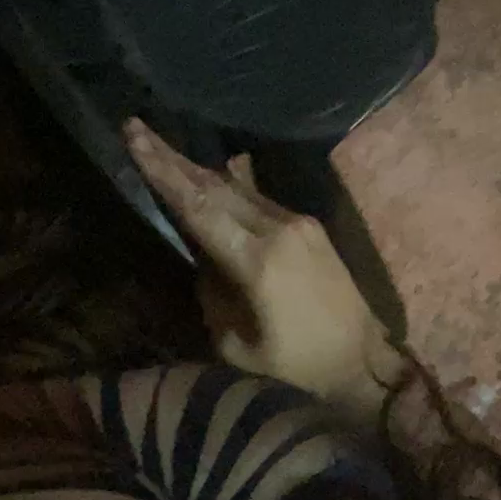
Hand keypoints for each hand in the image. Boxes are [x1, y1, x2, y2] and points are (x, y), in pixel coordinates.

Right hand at [125, 120, 389, 405]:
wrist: (365, 368)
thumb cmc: (299, 370)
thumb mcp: (237, 348)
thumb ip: (212, 295)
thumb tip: (202, 261)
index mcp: (259, 261)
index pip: (199, 206)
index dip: (162, 172)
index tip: (135, 138)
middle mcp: (281, 229)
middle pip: (216, 186)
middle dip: (173, 158)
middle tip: (138, 129)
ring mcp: (300, 224)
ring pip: (238, 188)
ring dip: (198, 170)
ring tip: (162, 149)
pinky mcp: (311, 228)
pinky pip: (259, 200)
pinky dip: (227, 188)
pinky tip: (208, 175)